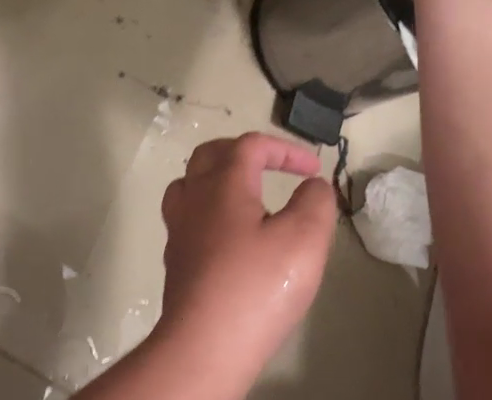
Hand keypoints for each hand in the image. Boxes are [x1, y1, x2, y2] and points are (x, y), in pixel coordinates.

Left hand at [154, 133, 338, 377]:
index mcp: (223, 182)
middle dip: (245, 152)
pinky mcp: (176, 261)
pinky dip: (210, 211)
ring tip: (245, 193)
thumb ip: (315, 203)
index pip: (252, 145)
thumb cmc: (256, 286)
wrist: (204, 347)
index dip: (285, 149)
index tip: (314, 169)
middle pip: (212, 154)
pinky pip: (188, 217)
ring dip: (219, 178)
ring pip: (191, 183)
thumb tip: (312, 185)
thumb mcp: (304, 240)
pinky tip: (228, 236)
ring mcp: (180, 229)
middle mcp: (195, 197)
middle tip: (273, 166)